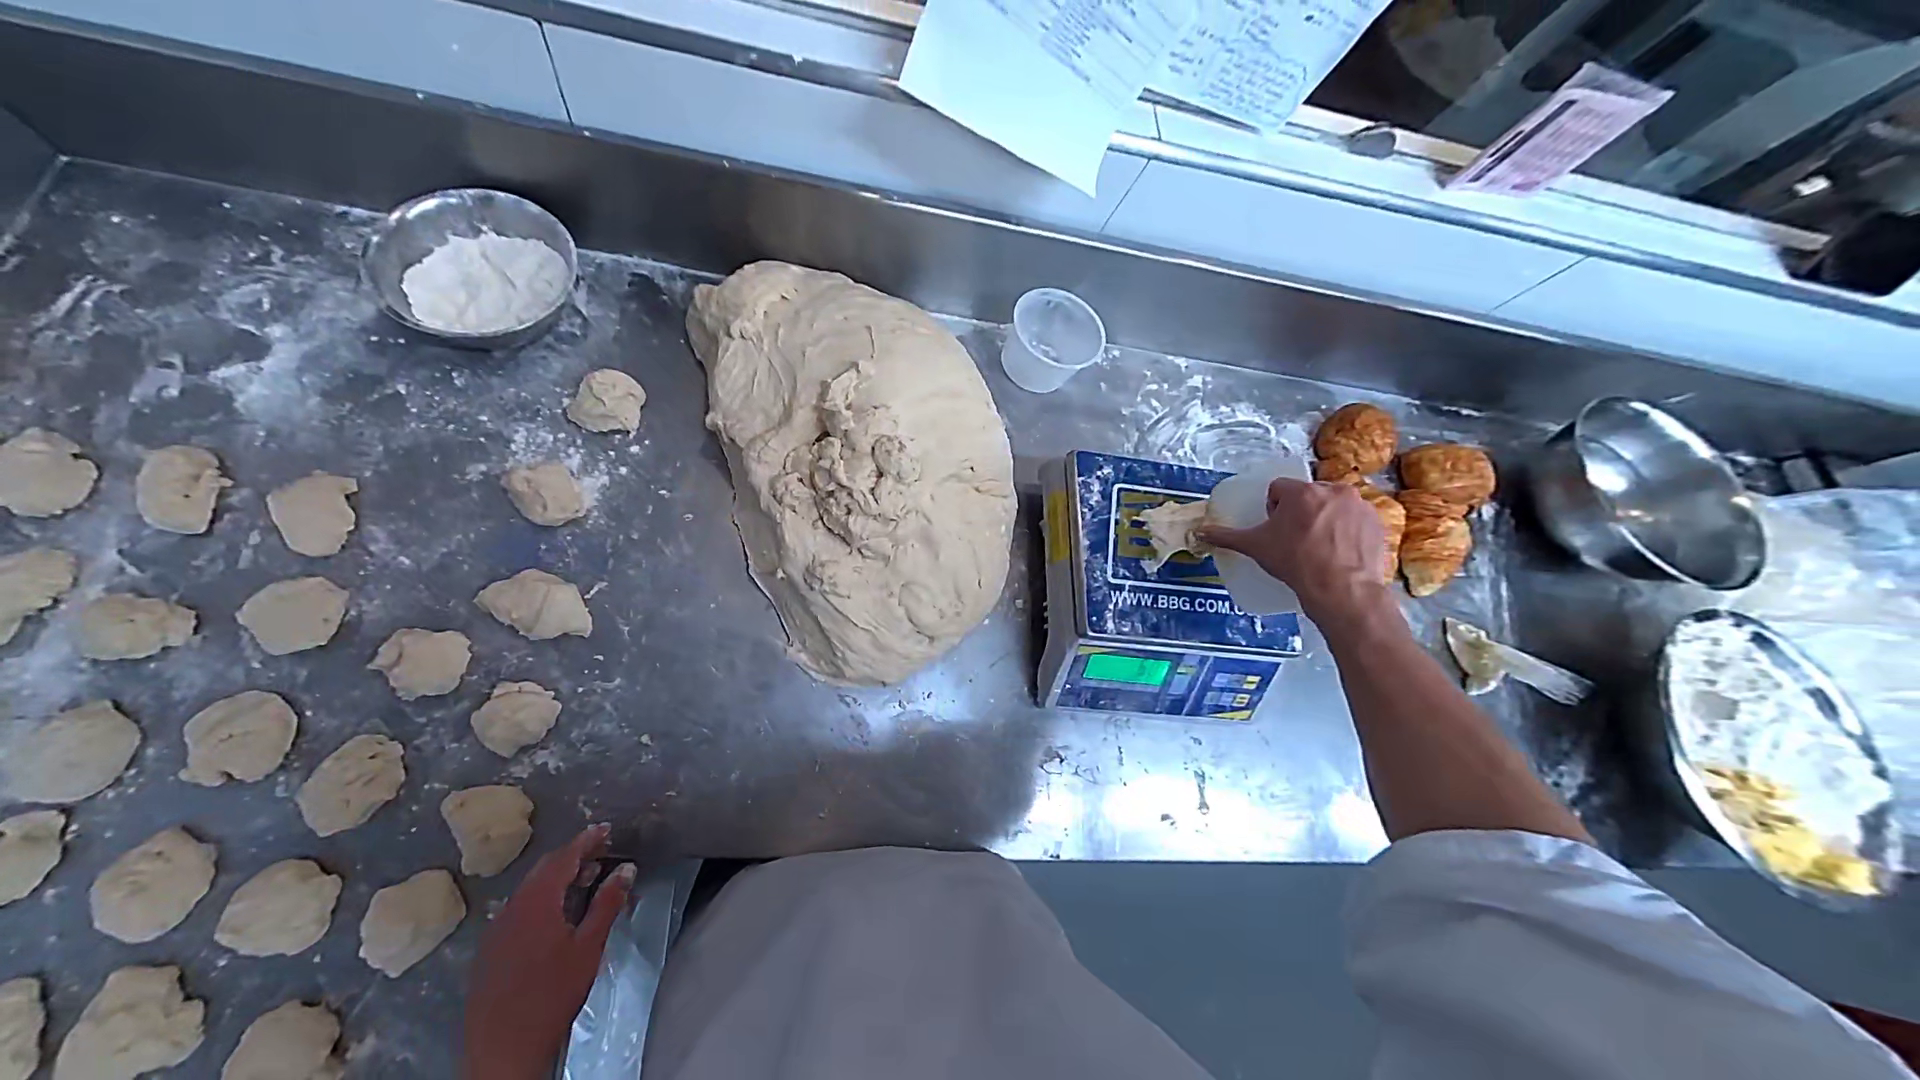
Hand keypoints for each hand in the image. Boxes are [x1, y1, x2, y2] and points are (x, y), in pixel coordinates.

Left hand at [462, 825, 634, 1079]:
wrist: (503, 1051)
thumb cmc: (552, 994)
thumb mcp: (589, 946)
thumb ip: (608, 902)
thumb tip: (626, 868)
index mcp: (535, 903)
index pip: (562, 858)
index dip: (586, 840)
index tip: (606, 829)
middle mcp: (511, 909)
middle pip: (544, 870)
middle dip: (573, 856)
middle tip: (602, 851)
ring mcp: (496, 930)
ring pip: (530, 890)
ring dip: (558, 878)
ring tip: (587, 878)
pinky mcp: (491, 950)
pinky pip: (520, 909)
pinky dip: (543, 899)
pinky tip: (559, 913)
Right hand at [1198, 478, 1390, 626]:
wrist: (1343, 591)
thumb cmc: (1296, 563)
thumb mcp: (1256, 548)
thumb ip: (1227, 536)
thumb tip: (1200, 532)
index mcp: (1301, 492)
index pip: (1278, 489)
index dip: (1273, 509)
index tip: (1276, 530)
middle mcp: (1333, 490)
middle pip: (1307, 495)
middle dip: (1301, 513)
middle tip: (1295, 541)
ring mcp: (1359, 506)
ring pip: (1333, 507)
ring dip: (1325, 520)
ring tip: (1318, 549)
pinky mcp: (1377, 522)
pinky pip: (1355, 521)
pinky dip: (1347, 532)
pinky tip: (1339, 554)